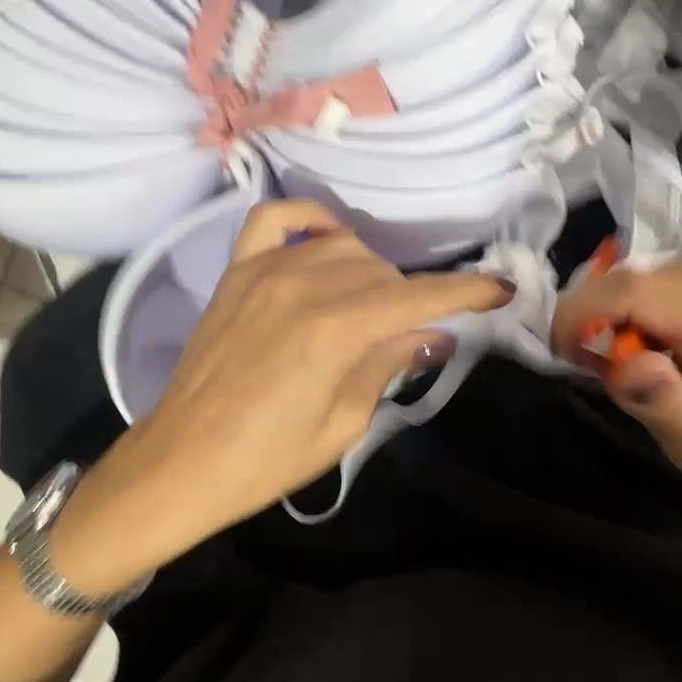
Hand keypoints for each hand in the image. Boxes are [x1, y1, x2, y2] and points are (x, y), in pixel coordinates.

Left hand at [80, 200, 510, 547]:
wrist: (181, 462)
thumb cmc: (268, 459)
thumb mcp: (344, 424)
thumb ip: (388, 365)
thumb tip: (432, 334)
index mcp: (335, 330)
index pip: (418, 297)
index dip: (466, 292)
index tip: (499, 290)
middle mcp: (304, 286)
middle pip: (383, 272)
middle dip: (410, 300)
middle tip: (410, 336)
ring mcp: (265, 271)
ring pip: (343, 246)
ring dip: (369, 273)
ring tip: (367, 308)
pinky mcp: (236, 272)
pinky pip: (275, 219)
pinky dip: (309, 220)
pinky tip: (327, 240)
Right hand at [552, 252, 681, 487]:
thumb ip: (668, 408)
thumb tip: (630, 365)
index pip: (632, 293)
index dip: (584, 315)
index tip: (566, 356)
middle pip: (620, 280)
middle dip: (586, 320)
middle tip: (588, 367)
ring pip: (619, 278)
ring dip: (598, 317)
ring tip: (611, 361)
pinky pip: (630, 280)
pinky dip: (614, 310)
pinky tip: (628, 342)